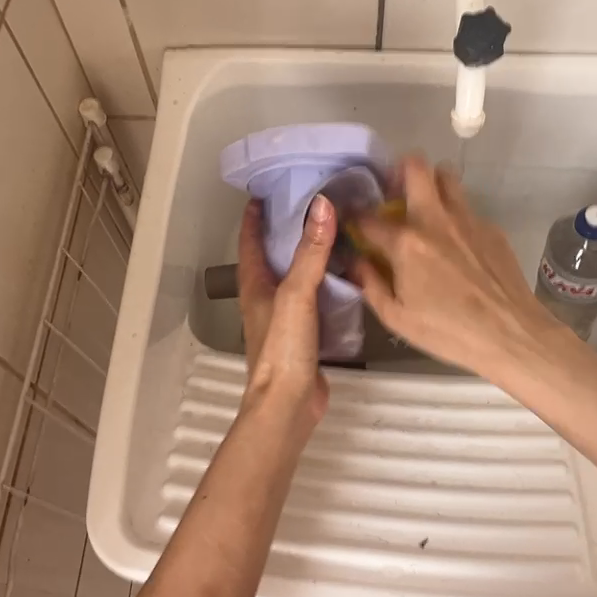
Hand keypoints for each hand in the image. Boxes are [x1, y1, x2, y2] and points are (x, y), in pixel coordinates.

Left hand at [236, 195, 333, 425]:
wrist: (289, 404)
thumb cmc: (282, 348)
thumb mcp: (296, 293)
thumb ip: (310, 252)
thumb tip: (322, 205)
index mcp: (254, 285)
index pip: (250, 241)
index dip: (254, 216)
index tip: (266, 192)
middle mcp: (265, 298)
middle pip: (272, 257)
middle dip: (286, 231)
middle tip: (311, 206)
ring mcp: (284, 319)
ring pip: (295, 278)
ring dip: (309, 257)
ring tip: (334, 234)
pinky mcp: (305, 336)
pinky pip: (315, 300)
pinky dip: (327, 284)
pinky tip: (347, 278)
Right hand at [352, 156, 567, 378]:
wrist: (510, 334)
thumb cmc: (447, 332)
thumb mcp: (396, 318)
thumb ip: (370, 284)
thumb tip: (356, 261)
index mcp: (405, 243)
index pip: (368, 217)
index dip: (354, 217)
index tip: (352, 221)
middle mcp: (435, 220)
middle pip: (415, 167)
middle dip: (399, 169)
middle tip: (395, 191)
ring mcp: (467, 219)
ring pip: (446, 177)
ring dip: (432, 183)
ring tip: (427, 206)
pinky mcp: (491, 228)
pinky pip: (467, 208)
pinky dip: (455, 216)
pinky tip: (457, 244)